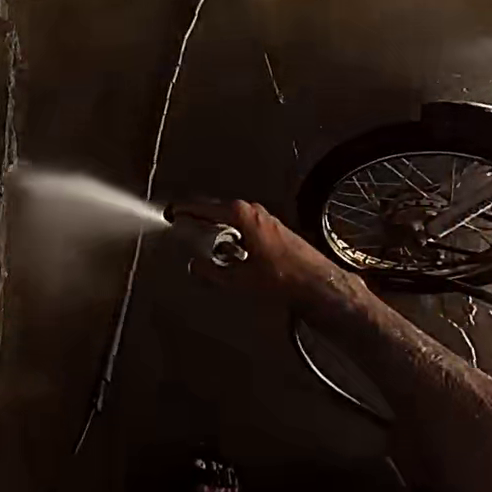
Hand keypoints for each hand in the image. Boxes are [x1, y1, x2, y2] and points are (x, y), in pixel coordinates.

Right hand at [171, 200, 353, 305]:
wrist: (317, 284)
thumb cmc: (283, 278)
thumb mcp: (238, 279)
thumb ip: (211, 271)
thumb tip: (196, 266)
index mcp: (242, 215)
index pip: (205, 207)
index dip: (186, 210)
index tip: (173, 211)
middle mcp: (255, 211)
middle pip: (219, 210)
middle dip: (200, 218)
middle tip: (184, 224)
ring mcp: (267, 219)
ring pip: (233, 218)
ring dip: (218, 227)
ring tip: (204, 241)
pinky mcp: (275, 229)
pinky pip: (245, 226)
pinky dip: (233, 233)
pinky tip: (230, 250)